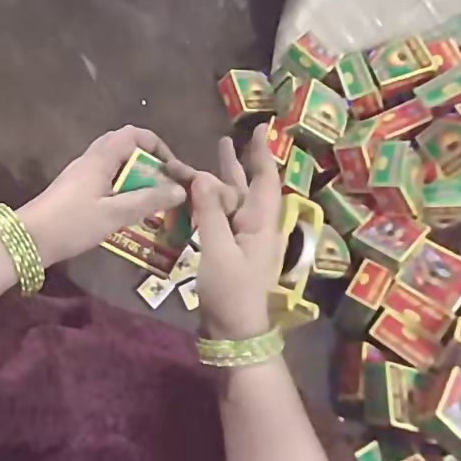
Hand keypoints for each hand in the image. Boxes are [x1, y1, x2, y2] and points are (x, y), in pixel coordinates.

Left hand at [17, 126, 194, 265]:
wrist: (28, 240)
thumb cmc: (72, 223)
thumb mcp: (115, 214)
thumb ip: (148, 201)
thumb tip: (179, 190)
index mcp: (101, 158)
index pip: (134, 135)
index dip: (157, 146)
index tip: (172, 170)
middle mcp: (90, 160)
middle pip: (124, 147)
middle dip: (148, 162)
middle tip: (162, 186)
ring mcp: (80, 175)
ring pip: (114, 165)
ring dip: (135, 177)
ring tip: (150, 201)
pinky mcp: (74, 191)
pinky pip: (104, 180)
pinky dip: (121, 189)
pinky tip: (127, 211)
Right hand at [191, 125, 282, 339]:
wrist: (233, 332)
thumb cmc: (230, 292)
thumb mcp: (218, 251)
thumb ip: (210, 213)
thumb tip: (202, 176)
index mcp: (260, 223)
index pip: (264, 180)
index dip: (261, 153)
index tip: (261, 127)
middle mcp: (255, 227)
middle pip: (246, 188)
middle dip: (235, 164)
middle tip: (225, 140)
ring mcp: (243, 240)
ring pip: (232, 202)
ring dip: (220, 180)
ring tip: (214, 157)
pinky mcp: (230, 251)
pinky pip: (220, 219)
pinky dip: (209, 203)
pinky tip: (197, 197)